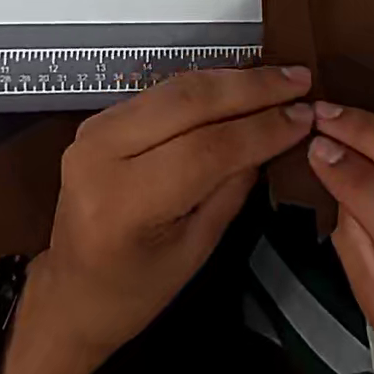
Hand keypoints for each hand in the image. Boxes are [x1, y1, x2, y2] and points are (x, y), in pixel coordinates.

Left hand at [3, 65, 315, 373]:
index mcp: (123, 202)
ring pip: (178, 86)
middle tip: (299, 80)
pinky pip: (164, 92)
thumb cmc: (135, 291)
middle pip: (189, 102)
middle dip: (252, 88)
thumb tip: (277, 132)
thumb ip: (234, 184)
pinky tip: (241, 85)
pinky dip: (208, 85)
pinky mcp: (101, 118)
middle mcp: (102, 153)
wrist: (68, 294)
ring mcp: (95, 128)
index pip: (206, 149)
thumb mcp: (196, 249)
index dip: (262, 128)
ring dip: (234, 80)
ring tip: (280, 78)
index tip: (306, 115)